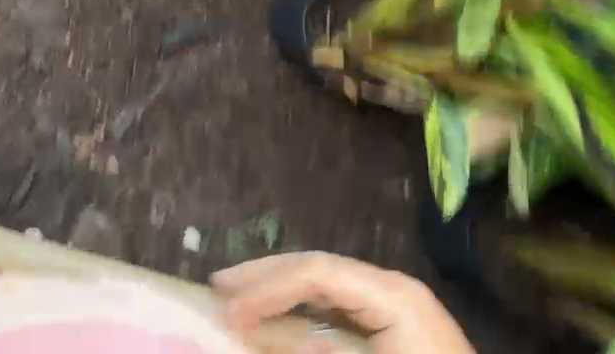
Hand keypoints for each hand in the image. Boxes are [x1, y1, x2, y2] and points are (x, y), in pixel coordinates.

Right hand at [212, 252, 474, 353]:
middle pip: (315, 268)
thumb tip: (261, 337)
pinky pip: (338, 305)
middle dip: (263, 277)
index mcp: (393, 297)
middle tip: (217, 287)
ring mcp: (397, 305)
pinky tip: (275, 316)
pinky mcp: (396, 326)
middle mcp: (393, 288)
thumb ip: (312, 351)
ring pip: (323, 283)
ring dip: (278, 289)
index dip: (264, 288)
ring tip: (234, 296)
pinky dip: (301, 308)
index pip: (314, 273)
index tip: (228, 311)